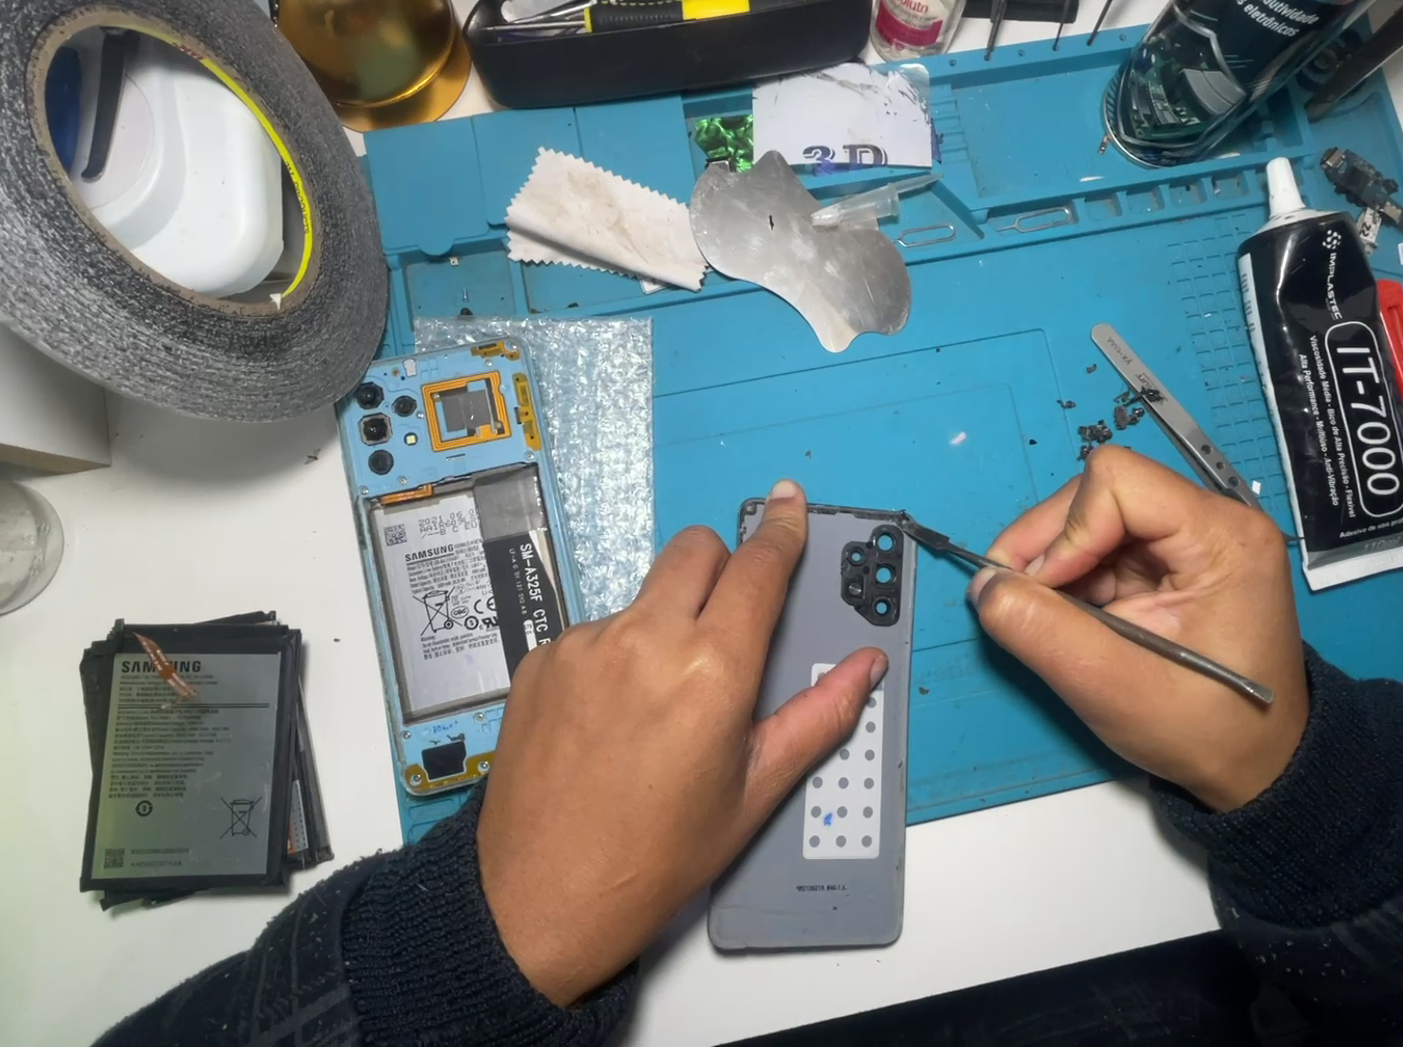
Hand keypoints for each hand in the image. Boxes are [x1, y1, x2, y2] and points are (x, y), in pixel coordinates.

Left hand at [477, 480, 887, 1005]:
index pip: (758, 570)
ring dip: (664, 618)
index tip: (788, 502)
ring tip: (655, 697)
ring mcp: (584, 642)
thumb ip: (818, 717)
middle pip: (695, 549)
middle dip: (721, 566)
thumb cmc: (659, 853)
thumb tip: (866, 666)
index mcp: (710, 669)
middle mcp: (644, 638)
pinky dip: (615, 652)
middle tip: (725, 619)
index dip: (781, 531)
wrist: (537, 900)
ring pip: (644, 592)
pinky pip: (595, 628)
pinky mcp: (541, 656)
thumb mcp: (754, 791)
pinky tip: (607, 714)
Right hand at [969, 447, 1307, 811]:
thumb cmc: (1199, 728)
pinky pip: (1090, 543)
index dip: (1066, 530)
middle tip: (1017, 598)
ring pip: (1084, 514)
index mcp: (1219, 537)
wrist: (1250, 762)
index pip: (1117, 482)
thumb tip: (982, 586)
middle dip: (1045, 544)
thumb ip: (1041, 630)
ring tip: (1043, 612)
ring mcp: (1182, 538)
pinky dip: (1061, 575)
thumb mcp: (1111, 686)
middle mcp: (1205, 520)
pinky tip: (1064, 613)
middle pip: (1094, 491)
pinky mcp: (1159, 559)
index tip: (1045, 590)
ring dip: (1047, 561)